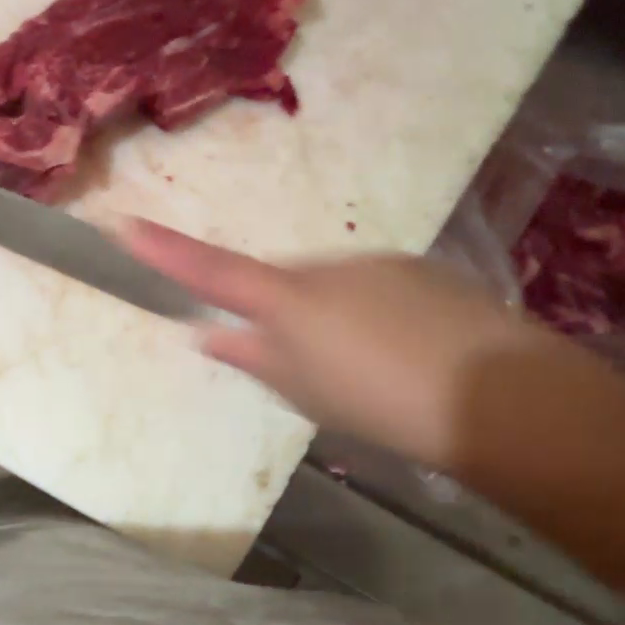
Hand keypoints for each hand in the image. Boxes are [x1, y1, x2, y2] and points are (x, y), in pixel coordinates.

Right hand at [120, 218, 565, 466]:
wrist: (501, 398)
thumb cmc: (377, 400)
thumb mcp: (299, 389)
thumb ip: (249, 355)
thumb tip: (207, 333)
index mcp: (287, 299)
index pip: (210, 271)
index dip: (163, 251)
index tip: (123, 224)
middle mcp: (330, 268)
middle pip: (277, 282)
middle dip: (271, 311)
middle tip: (288, 364)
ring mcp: (382, 266)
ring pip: (327, 288)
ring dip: (323, 318)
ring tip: (352, 372)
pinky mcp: (425, 275)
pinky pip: (371, 291)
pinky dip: (366, 318)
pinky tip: (392, 357)